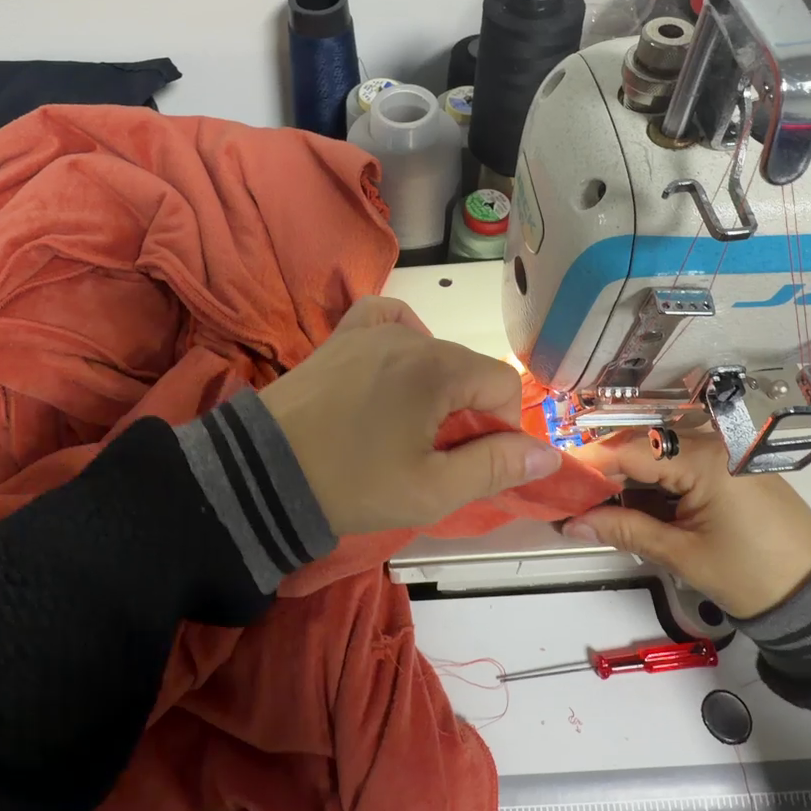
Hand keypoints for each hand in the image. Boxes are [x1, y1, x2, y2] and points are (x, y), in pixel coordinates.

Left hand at [258, 297, 562, 535]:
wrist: (263, 472)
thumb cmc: (352, 483)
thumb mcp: (432, 490)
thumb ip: (495, 467)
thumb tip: (547, 455)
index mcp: (438, 367)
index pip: (503, 385)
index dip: (499, 429)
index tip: (468, 462)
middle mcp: (409, 335)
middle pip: (467, 368)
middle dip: (466, 410)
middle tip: (430, 455)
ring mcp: (370, 330)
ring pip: (432, 350)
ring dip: (434, 387)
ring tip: (403, 428)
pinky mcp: (340, 336)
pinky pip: (387, 319)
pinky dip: (403, 340)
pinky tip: (393, 371)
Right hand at [561, 427, 810, 618]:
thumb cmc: (752, 576)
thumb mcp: (681, 554)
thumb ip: (624, 530)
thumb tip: (570, 524)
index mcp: (703, 458)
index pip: (629, 451)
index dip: (587, 465)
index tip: (551, 480)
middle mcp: (711, 443)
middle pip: (639, 448)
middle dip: (603, 473)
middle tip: (566, 498)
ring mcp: (721, 452)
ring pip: (655, 456)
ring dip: (625, 480)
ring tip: (592, 507)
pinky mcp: (727, 467)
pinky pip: (677, 466)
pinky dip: (651, 484)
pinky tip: (629, 507)